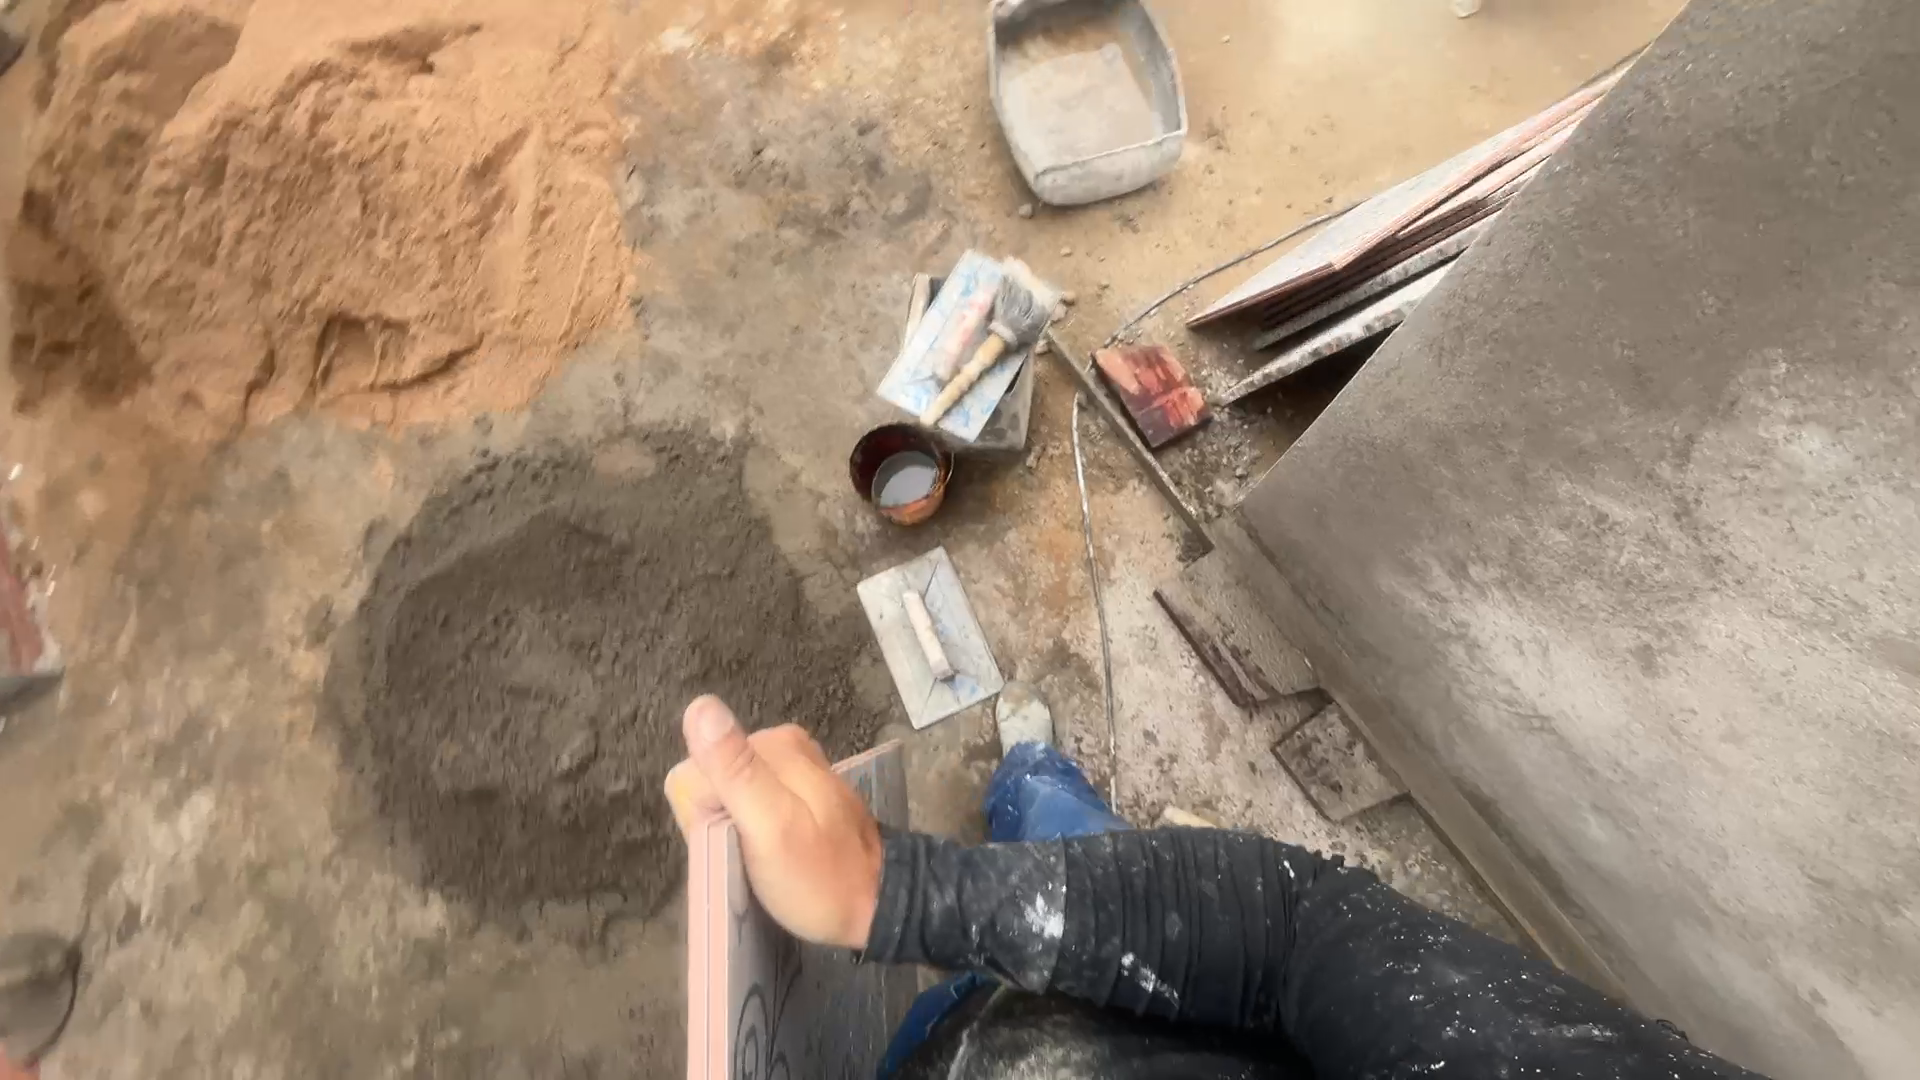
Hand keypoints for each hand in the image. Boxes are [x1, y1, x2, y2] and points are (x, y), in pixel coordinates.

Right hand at [663, 696, 883, 949]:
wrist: (876, 902)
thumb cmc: (819, 874)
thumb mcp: (770, 824)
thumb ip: (734, 769)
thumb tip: (699, 704)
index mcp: (774, 744)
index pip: (700, 772)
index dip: (705, 816)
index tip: (731, 845)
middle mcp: (783, 745)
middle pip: (716, 779)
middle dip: (719, 820)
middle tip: (748, 854)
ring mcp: (794, 768)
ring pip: (731, 794)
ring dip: (733, 828)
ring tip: (759, 857)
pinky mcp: (798, 793)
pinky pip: (751, 805)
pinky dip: (751, 830)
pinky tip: (769, 851)